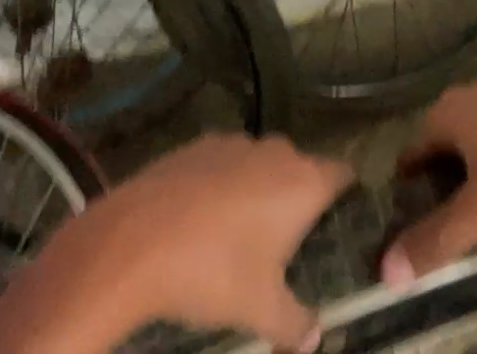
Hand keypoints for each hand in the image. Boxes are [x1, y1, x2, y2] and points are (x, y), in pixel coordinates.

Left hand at [30, 134, 351, 350]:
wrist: (130, 243)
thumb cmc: (212, 272)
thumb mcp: (260, 310)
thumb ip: (296, 324)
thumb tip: (313, 339)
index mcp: (304, 182)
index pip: (344, 174)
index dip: (346, 196)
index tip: (338, 224)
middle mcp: (275, 152)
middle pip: (301, 168)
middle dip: (298, 199)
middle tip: (288, 242)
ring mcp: (232, 143)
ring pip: (260, 164)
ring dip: (258, 189)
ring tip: (239, 233)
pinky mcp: (194, 145)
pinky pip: (223, 163)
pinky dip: (221, 184)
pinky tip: (200, 219)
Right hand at [381, 85, 476, 284]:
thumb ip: (438, 238)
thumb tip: (386, 270)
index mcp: (448, 112)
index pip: (411, 156)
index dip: (410, 193)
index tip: (415, 228)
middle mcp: (471, 97)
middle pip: (442, 150)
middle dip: (442, 187)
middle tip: (450, 228)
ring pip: (476, 145)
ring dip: (474, 176)